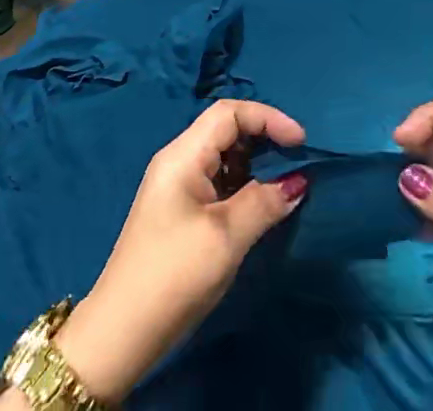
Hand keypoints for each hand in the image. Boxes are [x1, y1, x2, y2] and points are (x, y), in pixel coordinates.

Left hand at [53, 101, 307, 402]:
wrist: (129, 318)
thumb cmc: (177, 270)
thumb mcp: (226, 235)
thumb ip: (263, 202)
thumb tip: (297, 180)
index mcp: (182, 155)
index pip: (226, 113)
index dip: (266, 118)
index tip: (303, 142)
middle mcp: (177, 160)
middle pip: (224, 130)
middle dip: (263, 137)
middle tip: (300, 162)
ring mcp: (177, 184)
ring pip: (222, 156)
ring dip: (256, 162)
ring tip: (289, 183)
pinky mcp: (181, 208)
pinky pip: (218, 180)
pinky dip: (244, 183)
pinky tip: (264, 202)